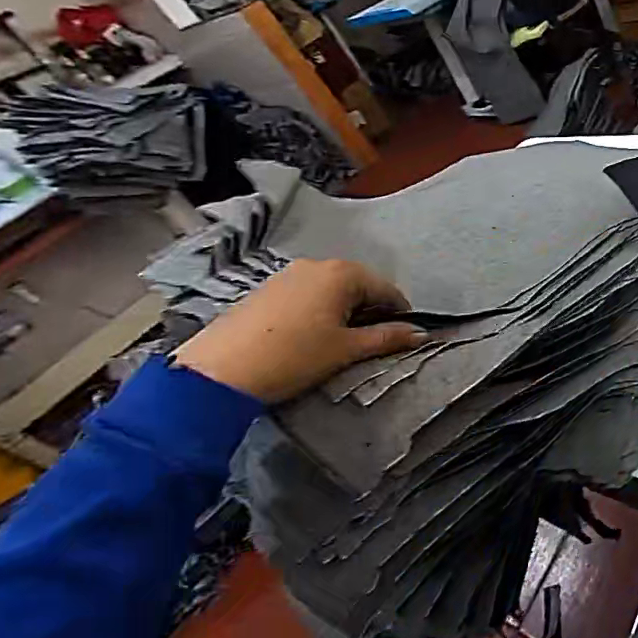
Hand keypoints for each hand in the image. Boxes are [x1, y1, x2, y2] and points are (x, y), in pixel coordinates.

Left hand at [171, 258, 426, 402]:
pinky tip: (310, 337)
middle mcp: (317, 265)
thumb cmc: (293, 356)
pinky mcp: (265, 289)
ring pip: (332, 291)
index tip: (401, 339)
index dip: (400, 316)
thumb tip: (421, 334)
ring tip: (338, 343)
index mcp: (342, 273)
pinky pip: (307, 295)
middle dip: (371, 312)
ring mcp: (287, 275)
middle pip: (360, 287)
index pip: (388, 291)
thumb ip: (388, 338)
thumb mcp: (347, 349)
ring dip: (344, 312)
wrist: (216, 373)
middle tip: (369, 343)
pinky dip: (319, 312)